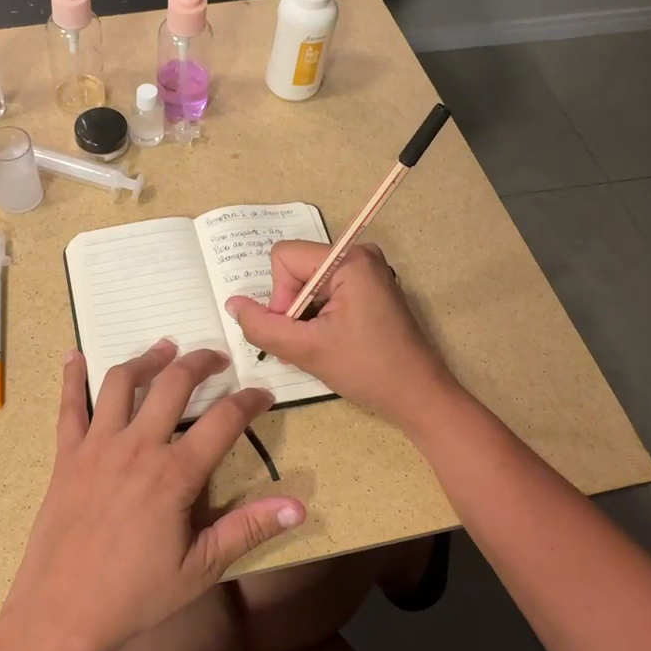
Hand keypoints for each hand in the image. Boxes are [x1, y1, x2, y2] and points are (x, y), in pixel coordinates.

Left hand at [0, 341, 306, 650]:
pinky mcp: (66, 456)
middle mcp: (136, 447)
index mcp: (174, 474)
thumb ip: (248, 530)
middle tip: (217, 357)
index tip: (263, 393)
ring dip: (146, 359)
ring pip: (121, 383)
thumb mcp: (201, 569)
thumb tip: (298, 506)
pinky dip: (72, 377)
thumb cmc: (134, 595)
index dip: (248, 401)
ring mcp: (96, 447)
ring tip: (165, 348)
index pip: (223, 421)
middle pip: (172, 385)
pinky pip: (69, 406)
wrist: (61, 612)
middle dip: (200, 363)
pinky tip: (75, 357)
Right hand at [224, 241, 459, 429]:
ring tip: (322, 345)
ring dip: (304, 315)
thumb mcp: (306, 350)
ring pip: (307, 283)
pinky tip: (333, 341)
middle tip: (309, 341)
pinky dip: (318, 316)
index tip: (298, 328)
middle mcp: (359, 254)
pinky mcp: (369, 288)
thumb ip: (262, 326)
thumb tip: (232, 303)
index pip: (284, 258)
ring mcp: (366, 271)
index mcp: (348, 259)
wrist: (419, 396)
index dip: (278, 295)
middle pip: (295, 268)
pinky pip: (325, 291)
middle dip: (291, 307)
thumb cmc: (368, 370)